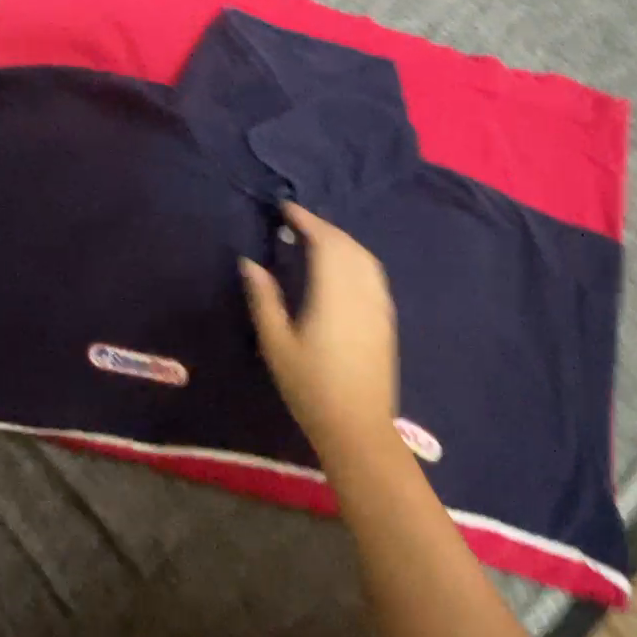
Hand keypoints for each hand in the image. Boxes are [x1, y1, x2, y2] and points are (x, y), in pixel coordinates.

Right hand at [240, 203, 398, 461]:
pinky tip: (342, 268)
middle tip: (296, 222)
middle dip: (323, 227)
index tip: (286, 209)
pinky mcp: (386, 320)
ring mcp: (379, 306)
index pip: (325, 242)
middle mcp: (361, 292)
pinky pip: (373, 274)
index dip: (306, 221)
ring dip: (342, 241)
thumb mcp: (276, 344)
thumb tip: (250, 262)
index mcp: (334, 294)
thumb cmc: (310, 386)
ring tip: (316, 239)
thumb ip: (264, 298)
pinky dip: (356, 258)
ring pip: (365, 258)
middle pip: (347, 245)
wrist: (357, 427)